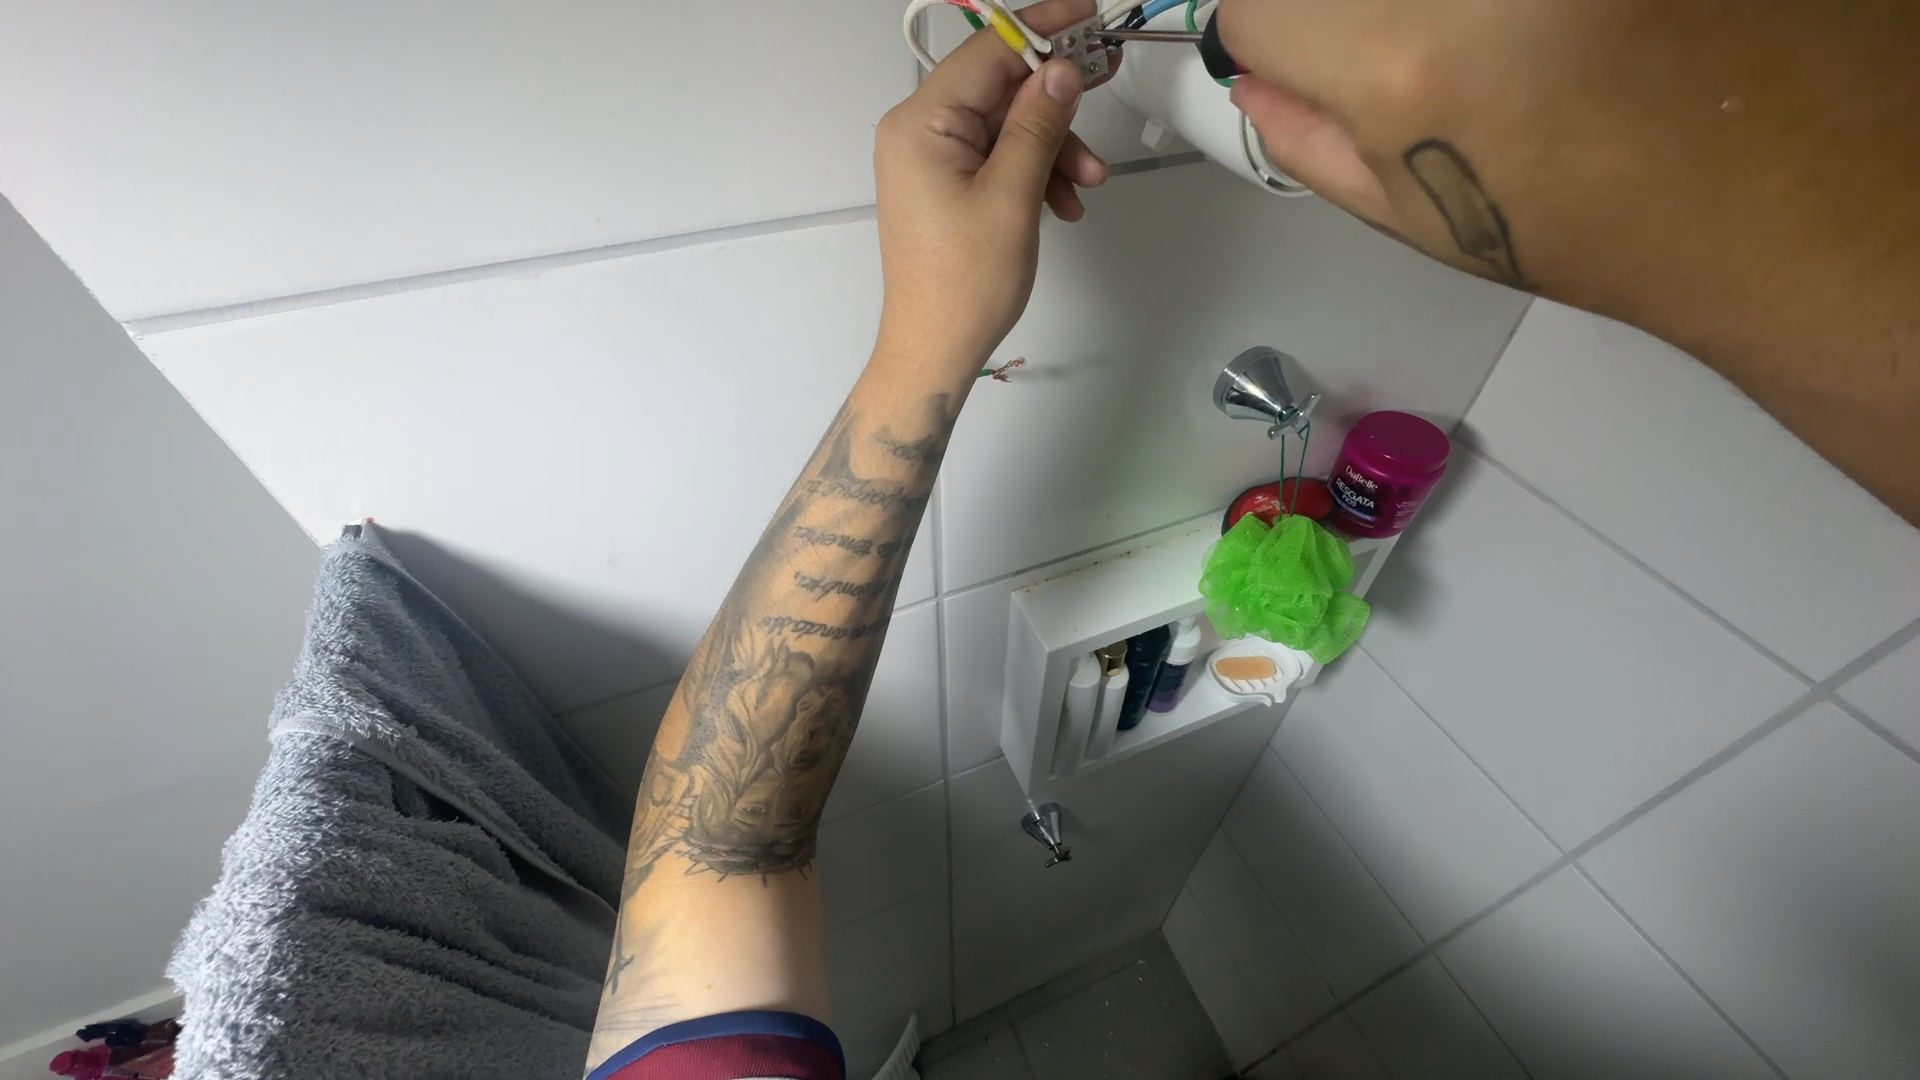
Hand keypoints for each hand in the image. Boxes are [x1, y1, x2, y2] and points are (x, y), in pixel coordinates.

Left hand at [874, 0, 1110, 371]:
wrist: (936, 349)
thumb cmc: (964, 285)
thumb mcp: (1012, 198)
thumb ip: (1038, 126)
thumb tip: (1063, 70)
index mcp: (920, 125)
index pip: (988, 52)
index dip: (1044, 31)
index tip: (1091, 18)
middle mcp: (917, 135)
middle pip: (998, 92)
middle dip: (1055, 108)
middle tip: (1107, 92)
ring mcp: (930, 166)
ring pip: (1003, 132)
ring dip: (1051, 151)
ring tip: (1086, 186)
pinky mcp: (944, 192)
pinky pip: (995, 164)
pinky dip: (1032, 176)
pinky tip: (1062, 205)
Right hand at [1213, 0, 1919, 522]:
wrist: (1788, 180)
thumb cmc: (1583, 225)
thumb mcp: (1409, 214)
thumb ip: (1306, 139)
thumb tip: (1250, 80)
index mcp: (1406, 59)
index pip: (1254, 3)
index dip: (1266, 37)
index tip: (1294, 57)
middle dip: (1328, 8)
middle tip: (1379, 43)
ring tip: (1479, 38)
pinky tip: (1531, 24)